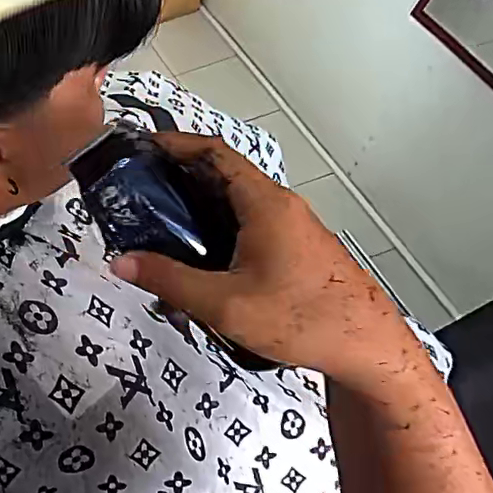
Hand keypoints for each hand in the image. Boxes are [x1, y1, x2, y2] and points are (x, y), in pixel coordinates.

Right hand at [107, 132, 428, 382]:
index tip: (146, 145)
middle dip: (180, 177)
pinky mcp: (294, 250)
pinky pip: (249, 226)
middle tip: (144, 189)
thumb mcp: (224, 304)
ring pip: (237, 204)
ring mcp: (291, 228)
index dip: (177, 144)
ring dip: (200, 207)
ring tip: (164, 226)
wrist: (367, 349)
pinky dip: (220, 230)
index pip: (216, 153)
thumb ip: (169, 280)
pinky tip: (202, 263)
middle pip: (223, 175)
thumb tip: (124, 263)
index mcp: (265, 205)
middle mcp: (280, 208)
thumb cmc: (308, 320)